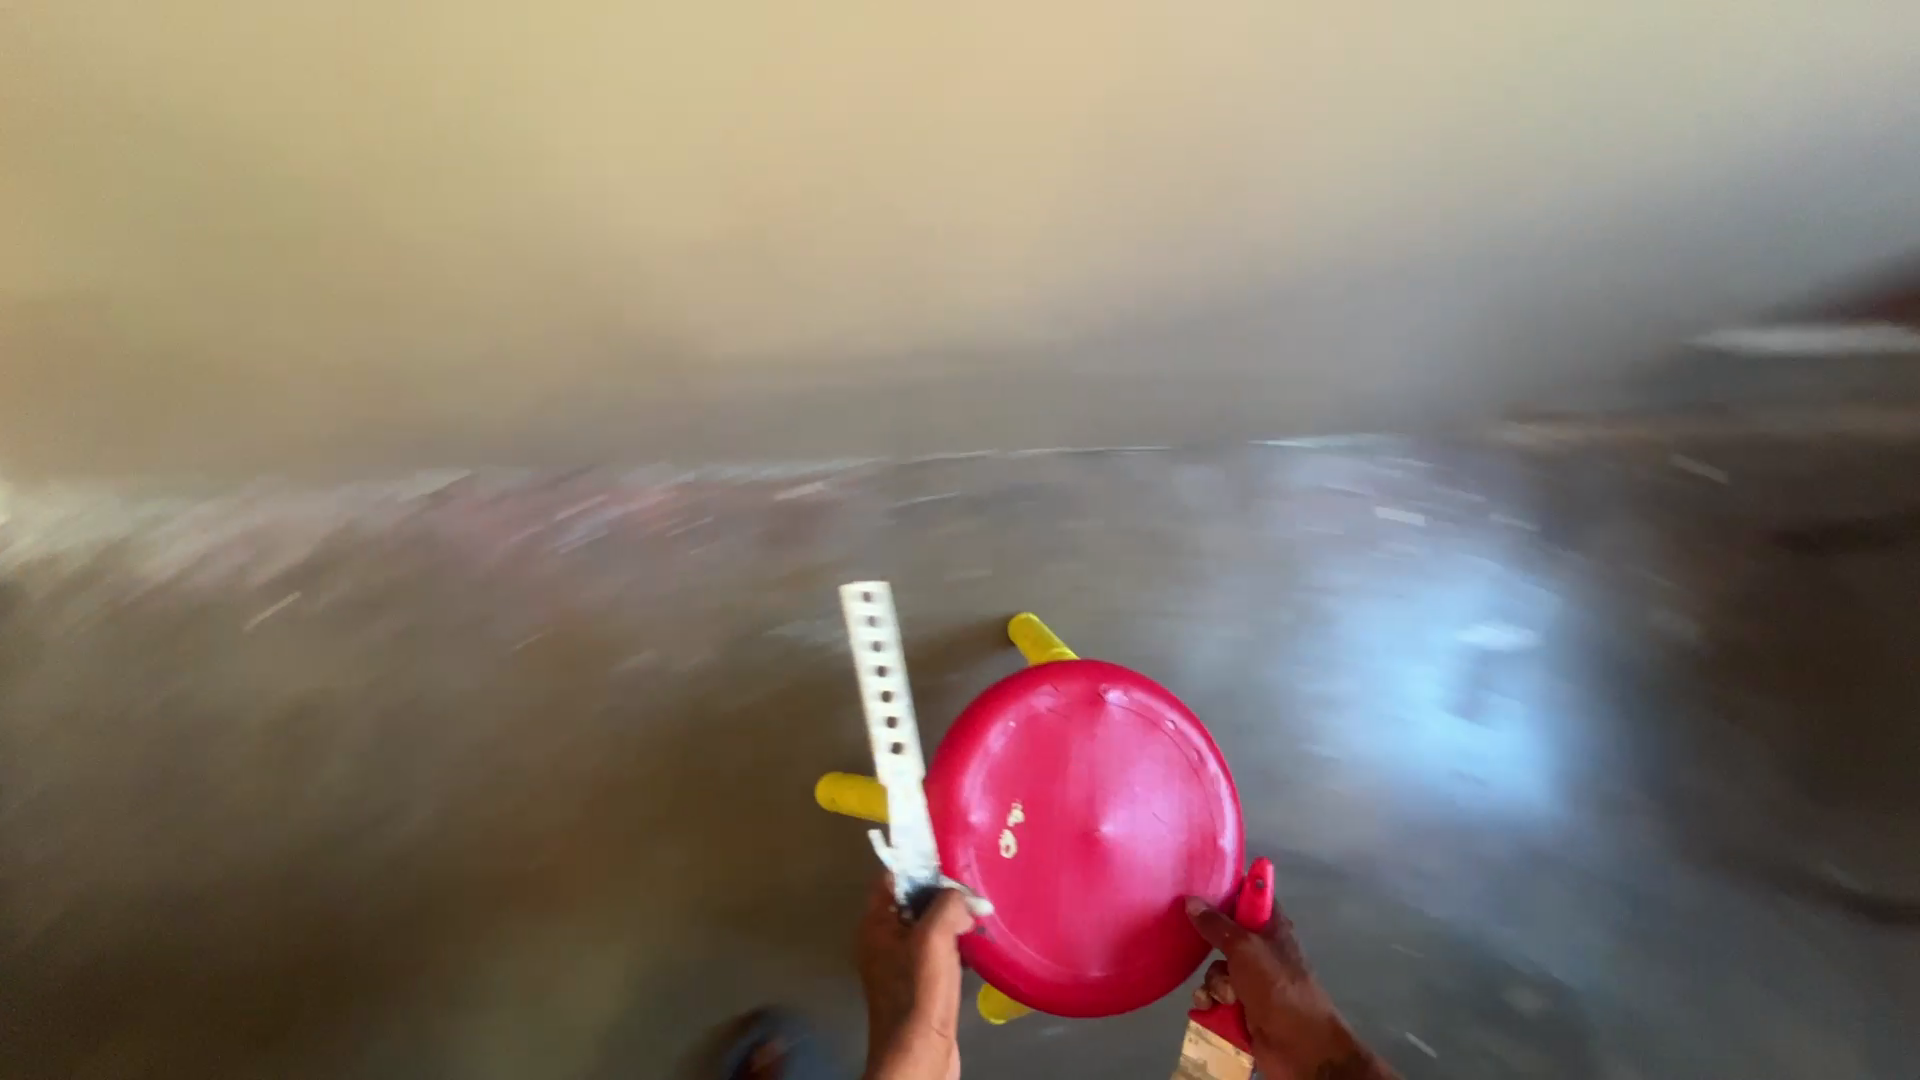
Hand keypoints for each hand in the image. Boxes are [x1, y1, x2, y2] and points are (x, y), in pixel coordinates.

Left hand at [857, 876, 976, 1079]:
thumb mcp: (934, 937)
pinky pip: (936, 951)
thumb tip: (964, 899)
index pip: (893, 876)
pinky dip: (955, 944)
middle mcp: (883, 939)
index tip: (949, 857)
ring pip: (927, 926)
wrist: (919, 1056)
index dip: (919, 864)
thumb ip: (948, 904)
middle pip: (913, 900)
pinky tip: (976, 944)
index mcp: (876, 924)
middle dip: (942, 892)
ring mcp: (899, 964)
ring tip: (979, 912)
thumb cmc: (920, 992)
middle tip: (971, 886)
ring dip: (952, 919)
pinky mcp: (918, 985)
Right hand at [1186, 893, 1394, 1079]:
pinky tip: (1209, 1007)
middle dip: (1210, 945)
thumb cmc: (1278, 988)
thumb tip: (1191, 901)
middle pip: (1224, 934)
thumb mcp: (1244, 948)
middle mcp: (1261, 950)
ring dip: (1214, 982)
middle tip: (1201, 944)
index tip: (1203, 886)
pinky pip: (1216, 996)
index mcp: (1271, 928)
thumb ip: (1216, 925)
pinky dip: (1211, 1001)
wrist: (1301, 1050)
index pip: (1250, 895)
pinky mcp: (1243, 1008)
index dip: (1230, 888)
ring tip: (1224, 996)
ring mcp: (1252, 981)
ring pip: (1217, 968)